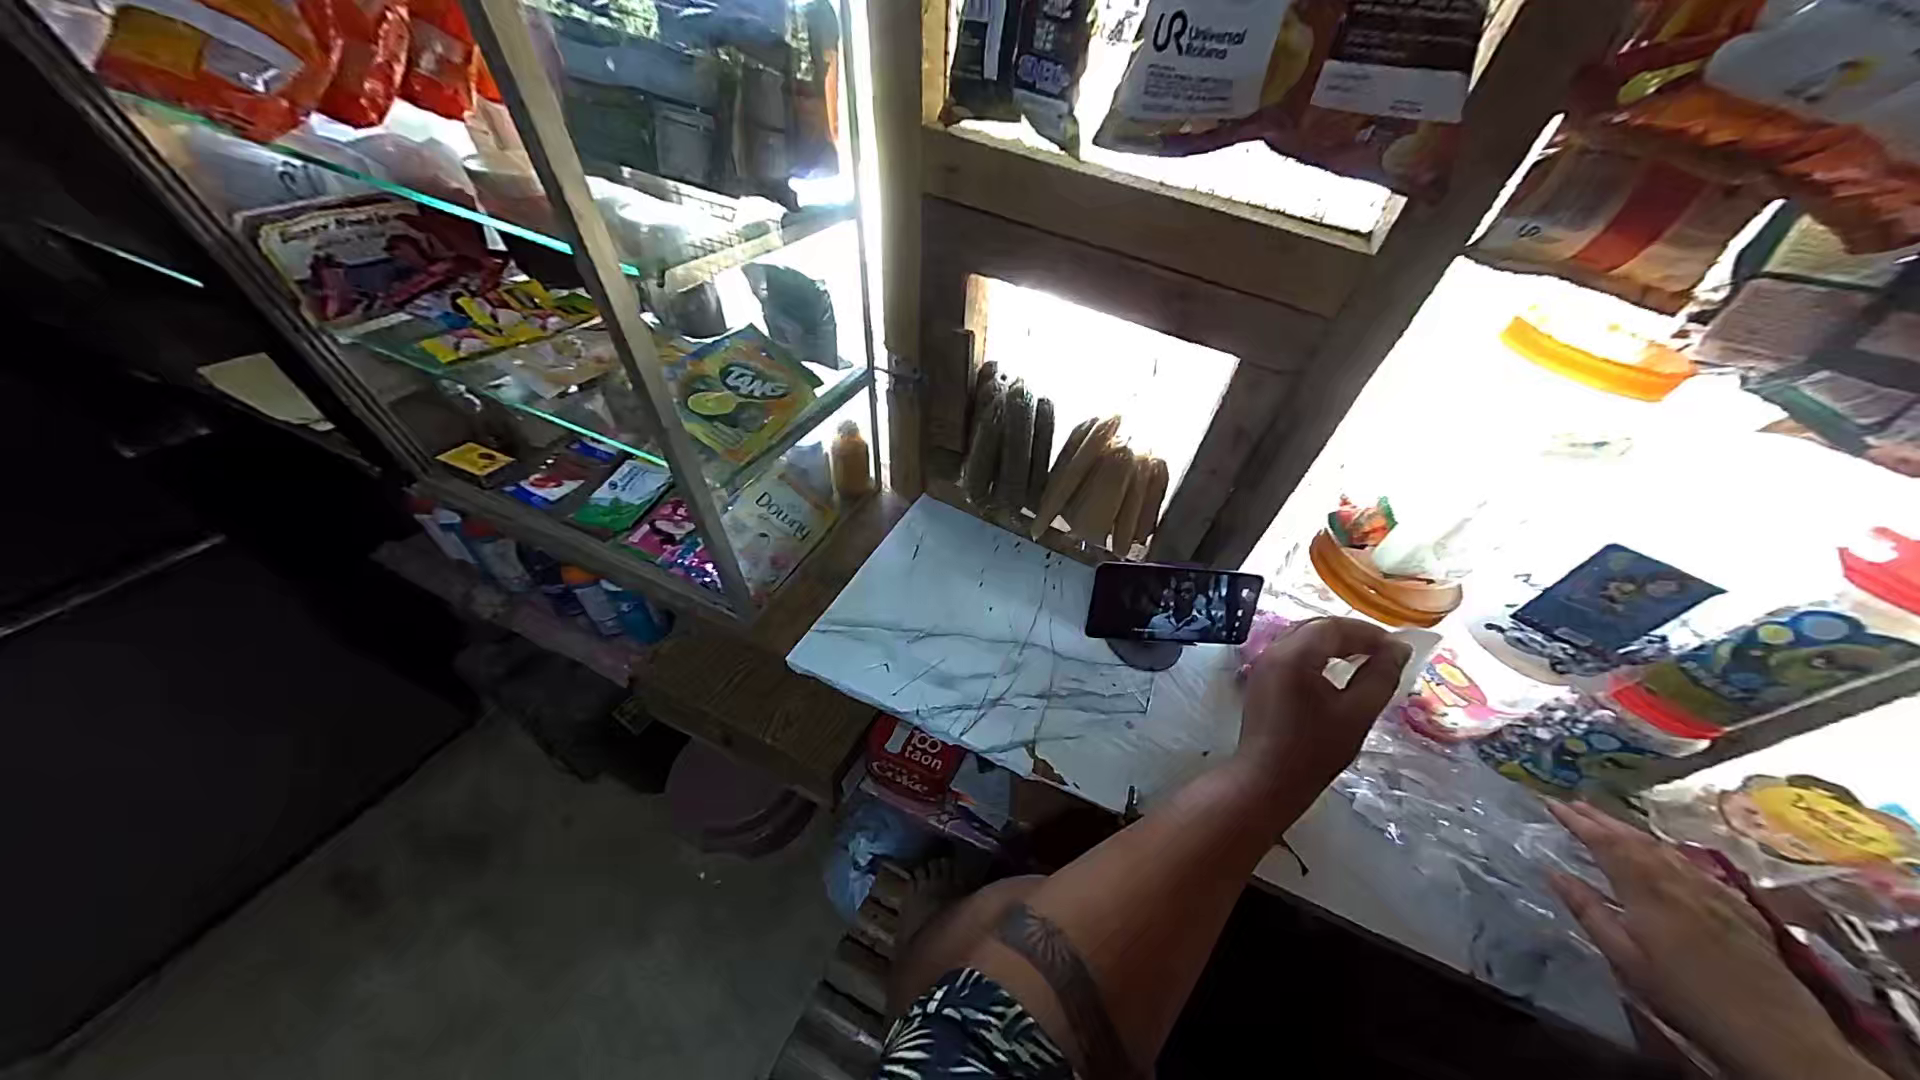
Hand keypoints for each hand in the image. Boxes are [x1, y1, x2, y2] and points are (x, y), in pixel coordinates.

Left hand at [1236, 617, 1410, 796]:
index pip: (1333, 627)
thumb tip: (1398, 649)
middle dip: (1351, 635)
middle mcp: (1272, 652)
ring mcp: (1262, 664)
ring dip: (1334, 644)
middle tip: (1384, 652)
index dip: (1369, 633)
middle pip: (1315, 628)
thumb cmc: (1314, 749)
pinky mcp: (1261, 679)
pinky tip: (1337, 673)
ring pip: (1302, 639)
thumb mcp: (1357, 712)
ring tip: (1366, 660)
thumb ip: (1379, 676)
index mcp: (1293, 655)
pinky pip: (1291, 654)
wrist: (1268, 778)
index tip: (1398, 647)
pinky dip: (1317, 655)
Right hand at [1546, 801, 1885, 1079]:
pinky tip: (1669, 858)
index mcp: (1647, 891)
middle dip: (1603, 820)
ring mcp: (1715, 896)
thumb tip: (1553, 872)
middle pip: (1637, 841)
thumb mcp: (1624, 958)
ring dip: (1634, 832)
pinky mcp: (1741, 912)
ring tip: (1611, 823)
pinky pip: (1696, 869)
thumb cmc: (1685, 996)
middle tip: (1576, 804)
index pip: (1605, 844)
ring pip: (1668, 851)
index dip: (1577, 821)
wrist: (1778, 1037)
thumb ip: (1588, 911)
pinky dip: (1670, 853)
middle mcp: (1681, 883)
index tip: (1552, 803)